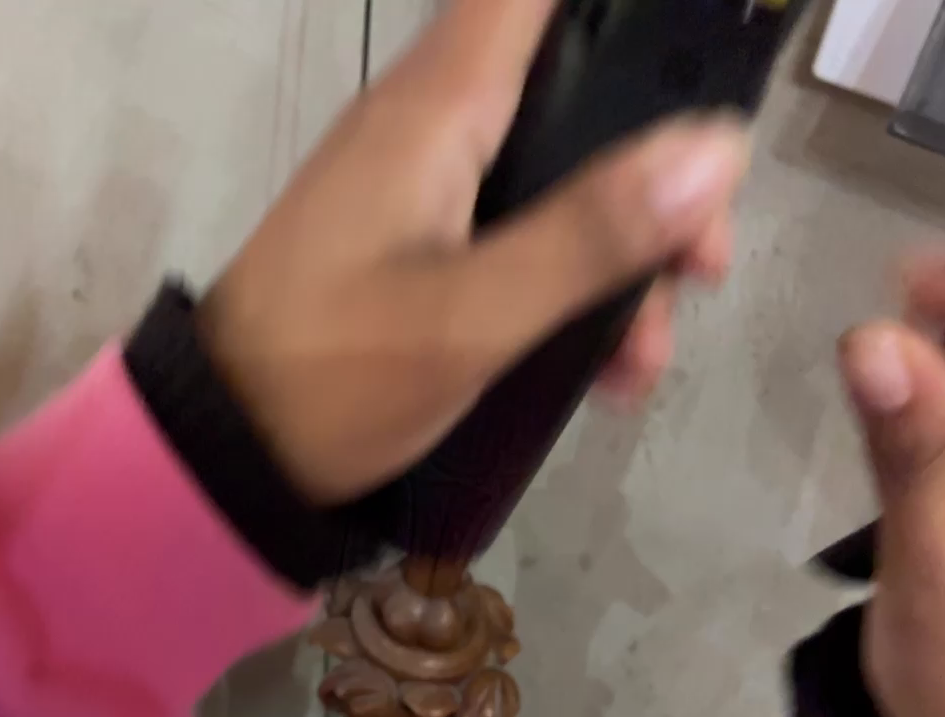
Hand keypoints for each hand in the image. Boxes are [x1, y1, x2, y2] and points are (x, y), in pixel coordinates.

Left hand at [201, 0, 749, 503]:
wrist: (230, 445)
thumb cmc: (334, 376)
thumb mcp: (468, 318)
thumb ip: (584, 236)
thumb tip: (714, 150)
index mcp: (433, 112)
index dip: (618, 15)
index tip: (688, 57)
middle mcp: (421, 134)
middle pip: (569, 103)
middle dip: (648, 179)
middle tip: (697, 269)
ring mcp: (406, 200)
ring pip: (540, 188)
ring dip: (604, 260)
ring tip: (636, 361)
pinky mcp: (398, 258)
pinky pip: (497, 245)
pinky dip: (548, 292)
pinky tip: (586, 369)